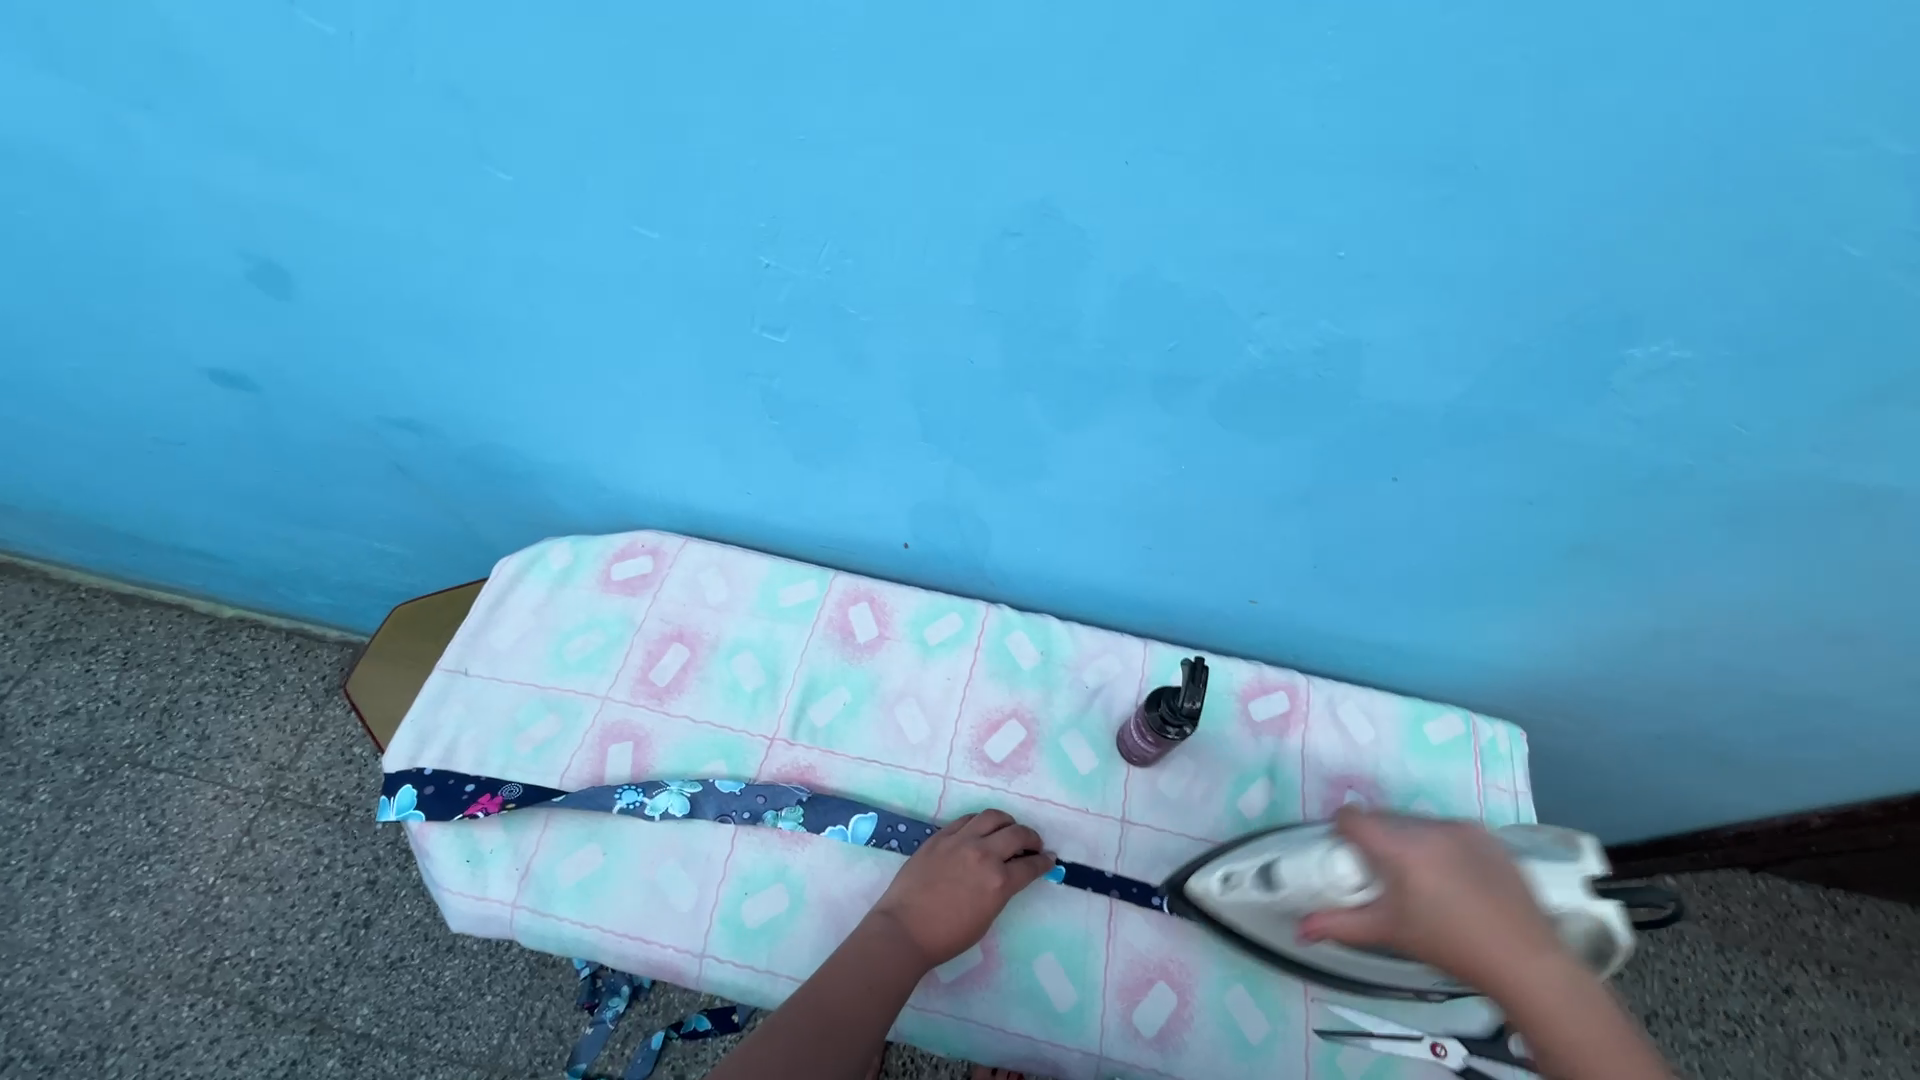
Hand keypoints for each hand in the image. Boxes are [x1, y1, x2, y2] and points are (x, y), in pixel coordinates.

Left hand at [867, 809, 1055, 968]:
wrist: (905, 929)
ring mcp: (960, 841)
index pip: (1031, 865)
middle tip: (1033, 845)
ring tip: (1008, 830)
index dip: (1044, 862)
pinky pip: (966, 819)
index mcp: (999, 881)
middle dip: (1031, 838)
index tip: (1049, 859)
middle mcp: (983, 854)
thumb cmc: (947, 936)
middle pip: (1017, 833)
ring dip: (1007, 822)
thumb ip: (1001, 891)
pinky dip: (980, 822)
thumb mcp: (987, 917)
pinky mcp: (940, 836)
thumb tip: (1009, 875)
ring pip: (992, 817)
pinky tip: (981, 829)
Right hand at [1297, 807, 1567, 993]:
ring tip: (1421, 875)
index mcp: (1399, 848)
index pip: (1352, 817)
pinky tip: (1454, 876)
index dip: (1342, 830)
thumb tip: (1299, 929)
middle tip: (1383, 872)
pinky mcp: (1488, 835)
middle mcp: (1428, 828)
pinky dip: (1441, 844)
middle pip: (1384, 818)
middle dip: (1377, 838)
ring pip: (1416, 822)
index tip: (1347, 853)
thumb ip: (1338, 925)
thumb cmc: (1450, 946)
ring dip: (1408, 839)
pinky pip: (1448, 829)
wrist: (1527, 961)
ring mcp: (1461, 828)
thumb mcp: (1388, 933)